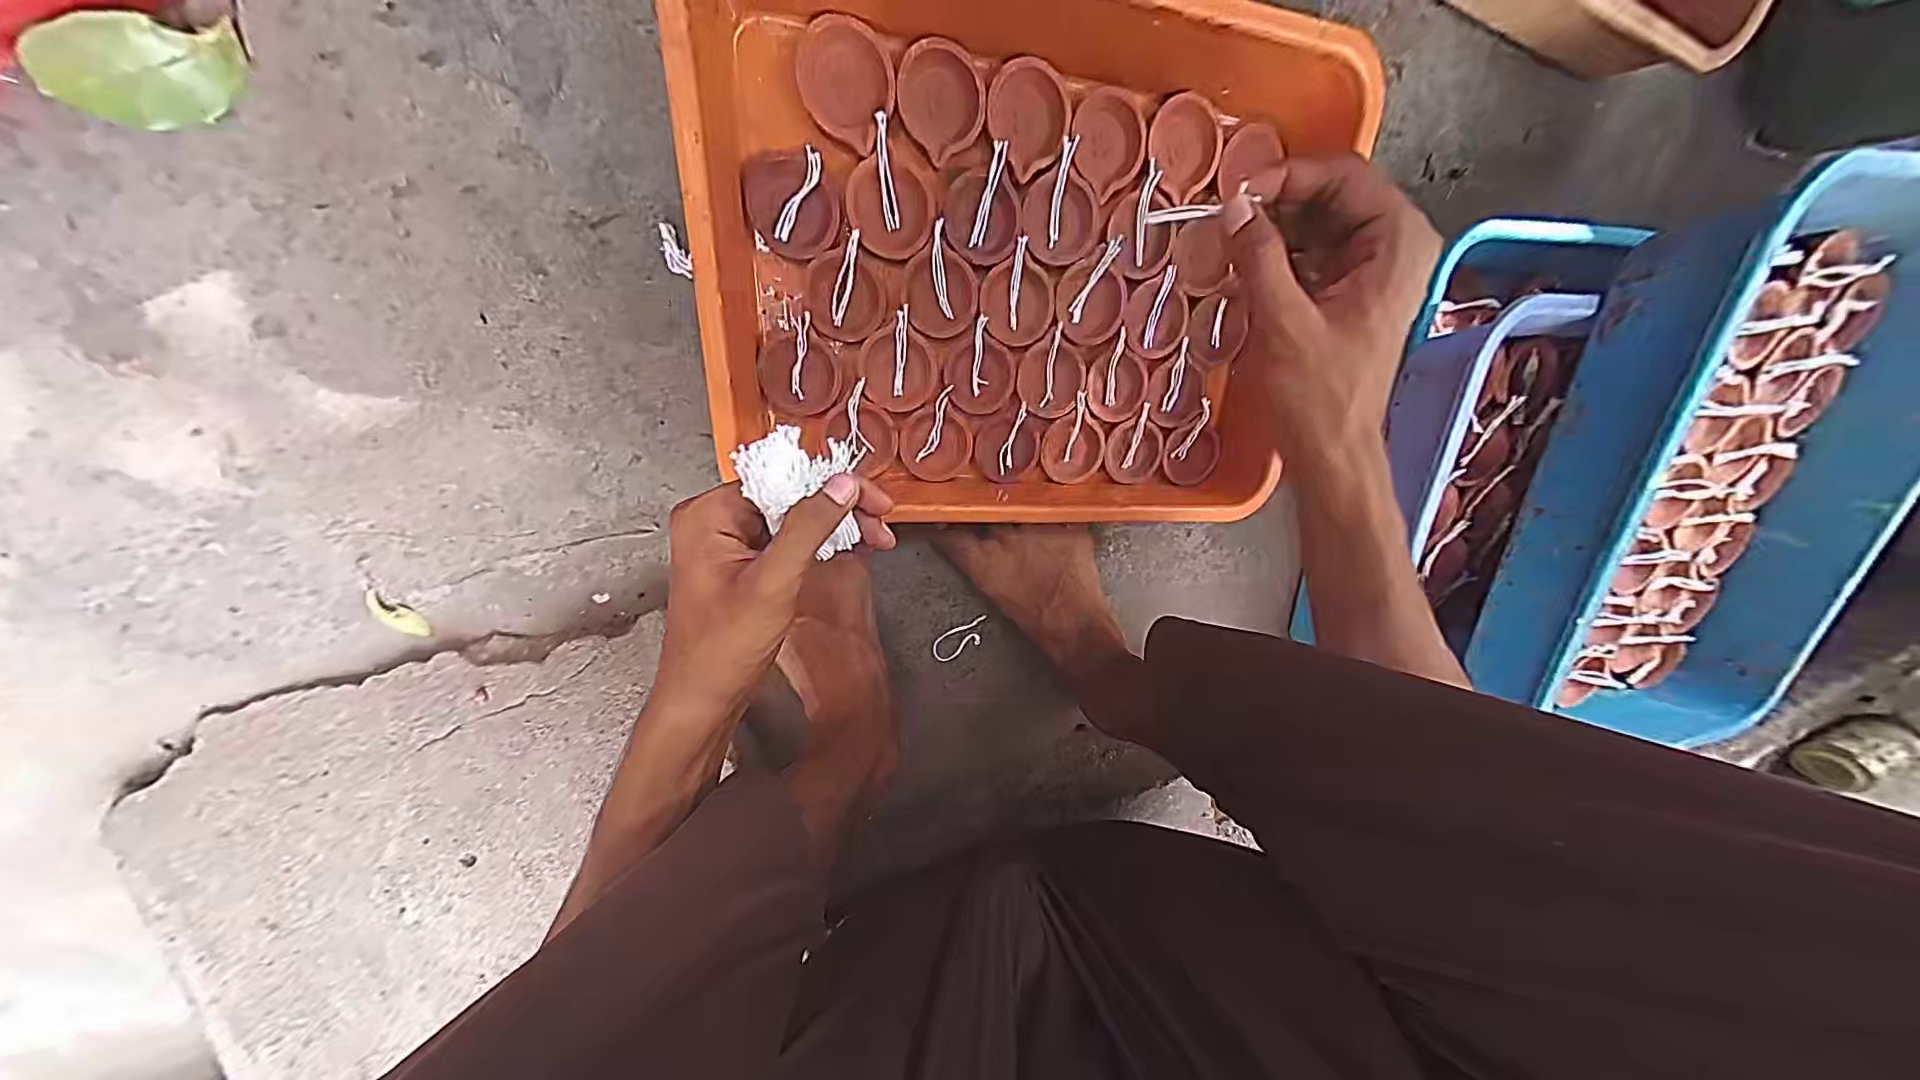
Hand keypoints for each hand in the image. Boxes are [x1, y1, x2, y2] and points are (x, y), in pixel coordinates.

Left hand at [653, 474, 895, 721]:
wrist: (704, 699)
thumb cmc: (720, 651)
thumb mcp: (774, 582)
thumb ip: (809, 527)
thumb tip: (840, 487)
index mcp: (708, 516)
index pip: (782, 480)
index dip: (832, 486)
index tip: (869, 497)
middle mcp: (714, 524)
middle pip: (790, 497)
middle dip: (839, 509)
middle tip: (878, 521)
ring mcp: (728, 545)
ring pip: (793, 518)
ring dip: (835, 526)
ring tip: (872, 536)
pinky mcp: (742, 565)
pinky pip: (787, 541)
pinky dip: (819, 544)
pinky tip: (847, 547)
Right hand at [1222, 155, 1440, 471]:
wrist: (1331, 451)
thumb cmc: (1317, 395)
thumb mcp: (1284, 321)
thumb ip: (1259, 257)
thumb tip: (1233, 208)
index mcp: (1396, 243)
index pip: (1344, 178)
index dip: (1288, 177)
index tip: (1238, 194)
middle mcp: (1392, 249)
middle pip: (1332, 199)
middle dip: (1278, 205)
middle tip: (1228, 219)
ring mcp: (1371, 274)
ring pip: (1318, 229)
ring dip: (1273, 233)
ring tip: (1230, 245)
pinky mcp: (1347, 298)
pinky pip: (1311, 260)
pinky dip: (1277, 260)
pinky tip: (1245, 271)